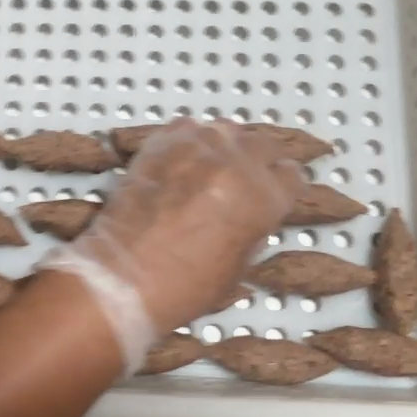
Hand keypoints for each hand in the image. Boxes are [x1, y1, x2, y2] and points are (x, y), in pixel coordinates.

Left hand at [47, 120, 302, 336]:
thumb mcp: (239, 267)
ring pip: (225, 130)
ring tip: (213, 167)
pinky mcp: (161, 144)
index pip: (291, 175)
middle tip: (244, 179)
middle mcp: (235, 164)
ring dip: (224, 146)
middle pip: (262, 145)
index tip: (274, 190)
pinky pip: (186, 128)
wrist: (124, 277)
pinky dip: (189, 140)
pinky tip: (183, 160)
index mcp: (263, 198)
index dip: (282, 186)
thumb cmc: (183, 287)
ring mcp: (196, 149)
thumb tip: (252, 213)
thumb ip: (254, 229)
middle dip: (258, 162)